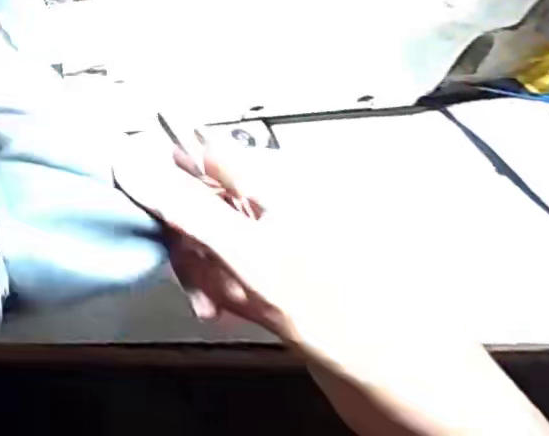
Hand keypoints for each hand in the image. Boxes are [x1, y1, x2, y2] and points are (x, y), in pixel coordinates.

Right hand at [115, 135, 409, 345]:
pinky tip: (223, 309)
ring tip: (210, 300)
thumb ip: (188, 210)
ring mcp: (279, 248)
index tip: (140, 197)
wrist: (416, 394)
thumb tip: (132, 165)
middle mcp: (274, 209)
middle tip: (184, 268)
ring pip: (212, 242)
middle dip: (185, 236)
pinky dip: (219, 291)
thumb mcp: (254, 258)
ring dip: (200, 270)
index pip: (201, 155)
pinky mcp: (281, 285)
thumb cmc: (350, 317)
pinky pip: (231, 274)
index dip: (166, 172)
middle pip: (202, 201)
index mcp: (273, 184)